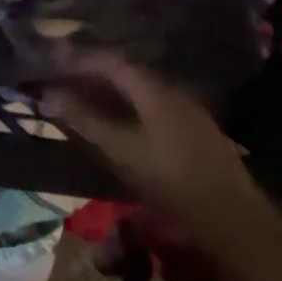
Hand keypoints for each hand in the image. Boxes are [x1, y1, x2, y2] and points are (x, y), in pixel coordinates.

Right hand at [42, 51, 257, 220]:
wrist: (233, 222)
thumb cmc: (170, 178)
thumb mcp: (119, 148)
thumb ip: (83, 118)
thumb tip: (48, 93)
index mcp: (155, 89)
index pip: (110, 60)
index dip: (79, 58)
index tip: (53, 60)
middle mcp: (174, 92)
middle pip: (126, 74)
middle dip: (92, 76)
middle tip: (64, 83)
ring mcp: (190, 114)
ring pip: (140, 93)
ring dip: (110, 95)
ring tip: (85, 105)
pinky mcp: (198, 136)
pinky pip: (153, 110)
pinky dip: (128, 111)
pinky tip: (118, 128)